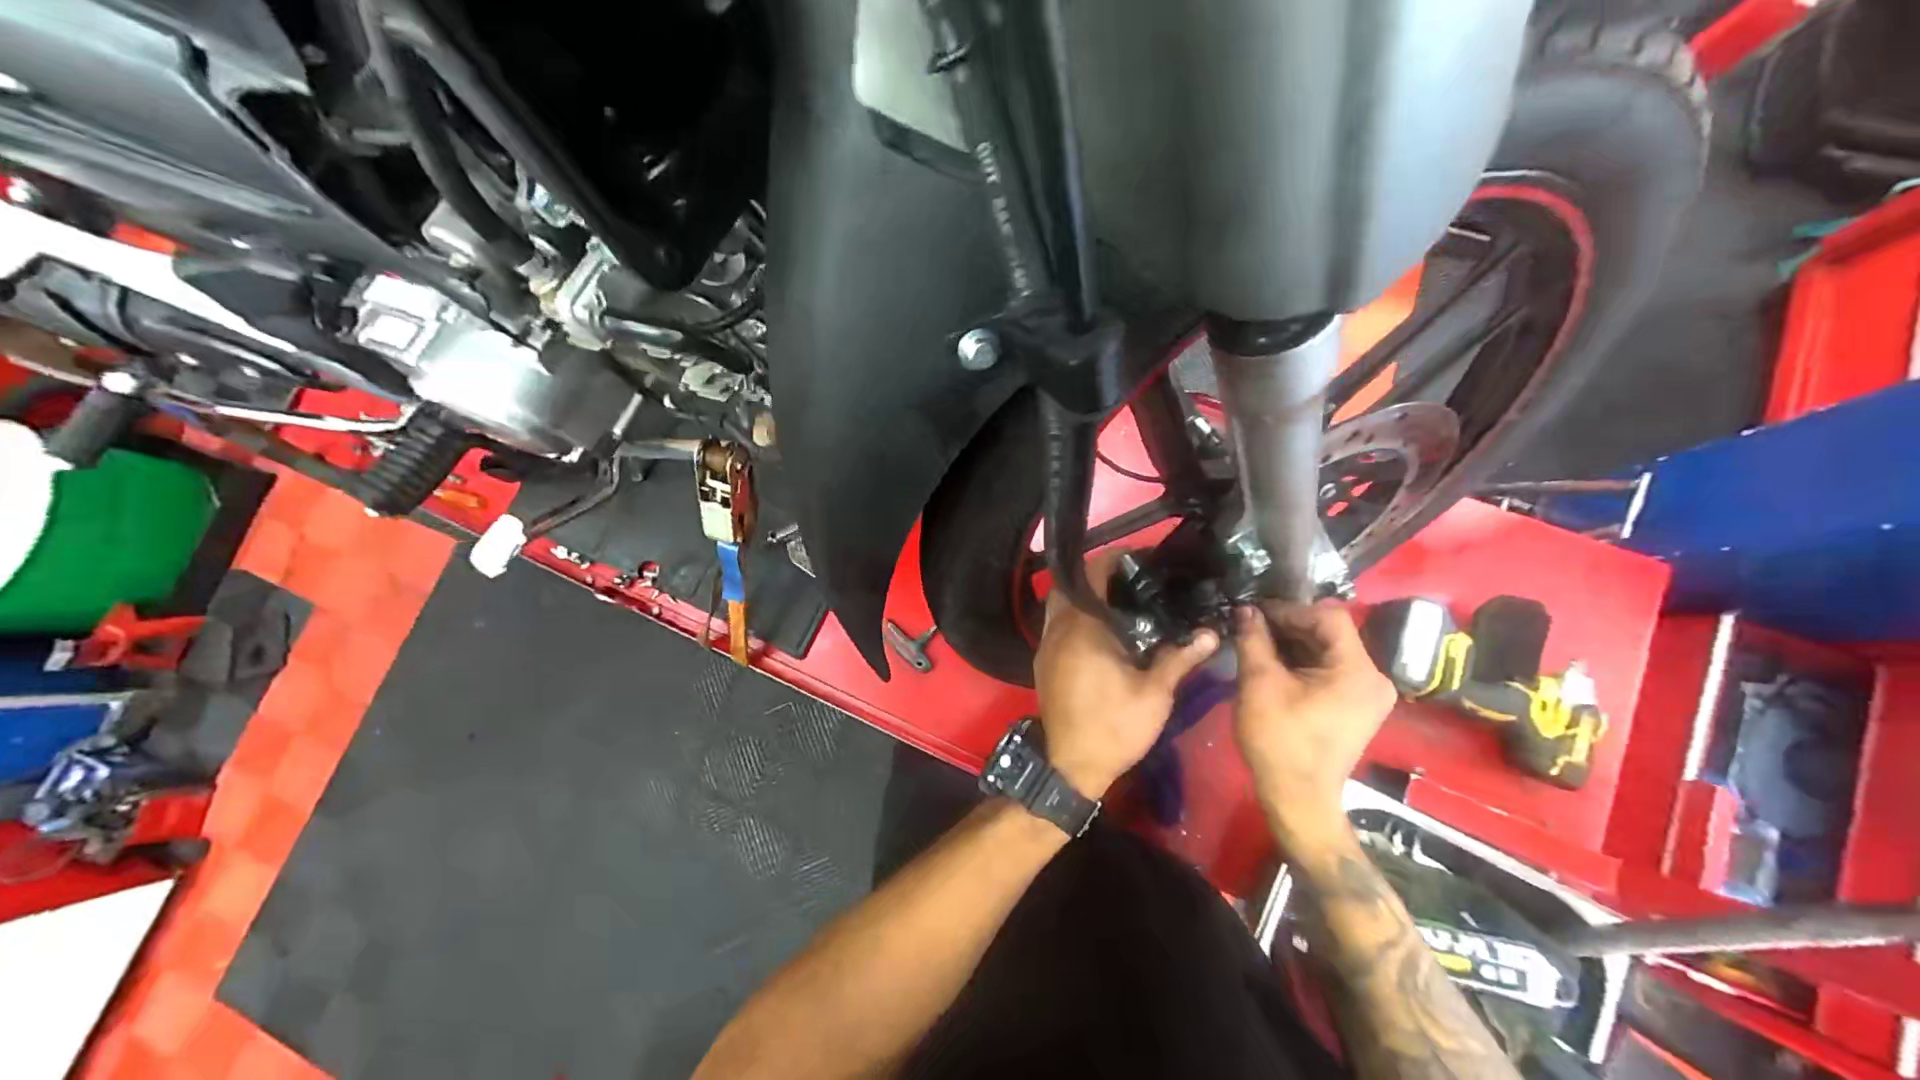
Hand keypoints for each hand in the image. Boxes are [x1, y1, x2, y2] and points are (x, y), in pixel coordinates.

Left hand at [1032, 551, 1218, 797]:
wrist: (1071, 766)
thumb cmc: (1114, 726)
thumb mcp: (1155, 693)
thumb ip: (1180, 658)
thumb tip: (1210, 633)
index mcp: (1082, 627)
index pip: (1091, 574)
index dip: (1113, 560)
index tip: (1139, 559)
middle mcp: (1057, 629)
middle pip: (1070, 585)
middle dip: (1096, 577)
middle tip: (1130, 581)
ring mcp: (1045, 645)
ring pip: (1060, 605)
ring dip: (1083, 599)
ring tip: (1119, 604)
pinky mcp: (1043, 662)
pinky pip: (1056, 626)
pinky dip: (1075, 618)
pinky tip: (1102, 633)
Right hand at [1232, 602, 1397, 845]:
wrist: (1297, 798)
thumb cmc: (1279, 740)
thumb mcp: (1259, 683)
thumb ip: (1253, 640)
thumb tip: (1245, 610)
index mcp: (1358, 671)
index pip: (1328, 618)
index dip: (1289, 609)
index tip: (1254, 612)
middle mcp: (1373, 678)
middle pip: (1331, 634)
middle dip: (1289, 626)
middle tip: (1251, 625)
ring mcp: (1368, 694)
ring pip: (1329, 651)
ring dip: (1294, 643)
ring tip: (1257, 641)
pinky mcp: (1357, 707)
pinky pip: (1331, 670)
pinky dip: (1303, 662)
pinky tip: (1274, 663)